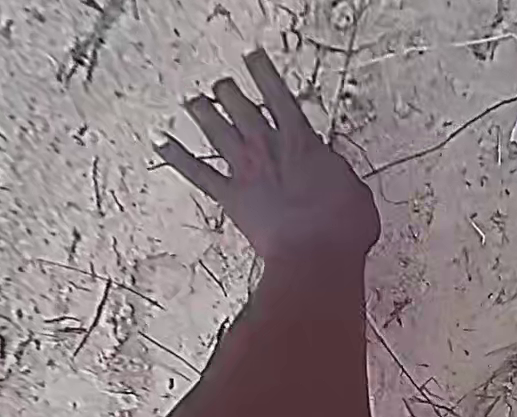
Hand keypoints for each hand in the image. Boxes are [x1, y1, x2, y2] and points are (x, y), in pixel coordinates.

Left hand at [157, 50, 380, 266]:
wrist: (317, 256)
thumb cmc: (342, 230)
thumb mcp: (357, 196)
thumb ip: (341, 177)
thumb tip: (338, 177)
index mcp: (300, 140)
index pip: (277, 94)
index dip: (263, 73)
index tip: (254, 59)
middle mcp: (267, 146)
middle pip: (239, 104)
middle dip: (231, 92)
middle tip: (226, 86)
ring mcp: (245, 170)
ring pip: (213, 127)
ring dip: (203, 111)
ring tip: (195, 101)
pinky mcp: (231, 197)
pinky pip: (196, 171)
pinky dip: (175, 155)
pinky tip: (159, 140)